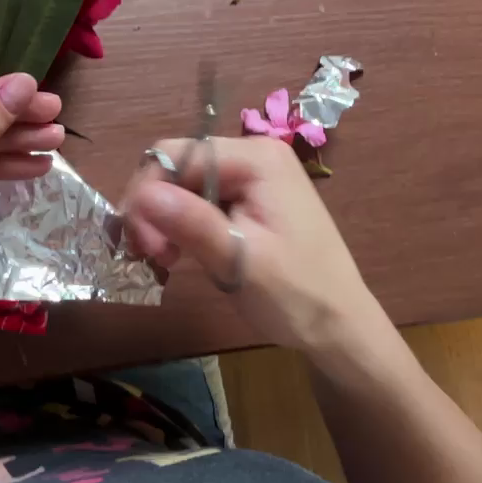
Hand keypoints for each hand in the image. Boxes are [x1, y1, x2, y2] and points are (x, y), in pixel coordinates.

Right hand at [120, 136, 388, 357]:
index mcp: (256, 158)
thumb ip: (192, 223)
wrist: (339, 327)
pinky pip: (198, 200)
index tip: (146, 247)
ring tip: (165, 260)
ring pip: (182, 185)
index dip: (149, 195)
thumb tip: (142, 194)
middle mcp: (253, 155)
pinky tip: (178, 254)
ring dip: (163, 220)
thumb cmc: (297, 296)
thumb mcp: (239, 261)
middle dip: (153, 209)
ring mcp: (251, 177)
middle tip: (151, 257)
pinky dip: (180, 226)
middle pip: (176, 167)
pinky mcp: (248, 200)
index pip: (175, 155)